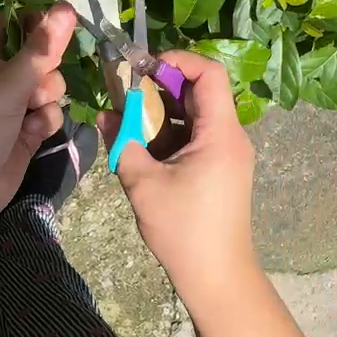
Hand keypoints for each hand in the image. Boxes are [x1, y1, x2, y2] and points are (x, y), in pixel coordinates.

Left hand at [0, 3, 76, 219]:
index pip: (12, 26)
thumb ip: (42, 47)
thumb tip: (67, 6)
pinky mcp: (27, 132)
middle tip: (39, 78)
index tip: (61, 21)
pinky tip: (33, 133)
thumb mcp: (10, 80)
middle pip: (40, 58)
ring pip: (49, 88)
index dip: (36, 21)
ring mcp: (14, 107)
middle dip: (48, 67)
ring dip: (48, 97)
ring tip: (32, 110)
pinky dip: (44, 122)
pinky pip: (49, 115)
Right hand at [99, 51, 257, 288]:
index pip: (210, 73)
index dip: (178, 60)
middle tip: (126, 90)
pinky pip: (196, 136)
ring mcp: (228, 154)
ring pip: (196, 114)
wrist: (217, 275)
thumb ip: (123, 142)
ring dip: (162, 110)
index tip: (143, 67)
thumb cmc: (184, 230)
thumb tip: (105, 114)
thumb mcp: (143, 184)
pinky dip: (170, 133)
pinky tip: (141, 143)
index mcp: (220, 133)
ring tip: (128, 117)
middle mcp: (231, 137)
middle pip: (201, 91)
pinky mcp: (221, 169)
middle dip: (161, 85)